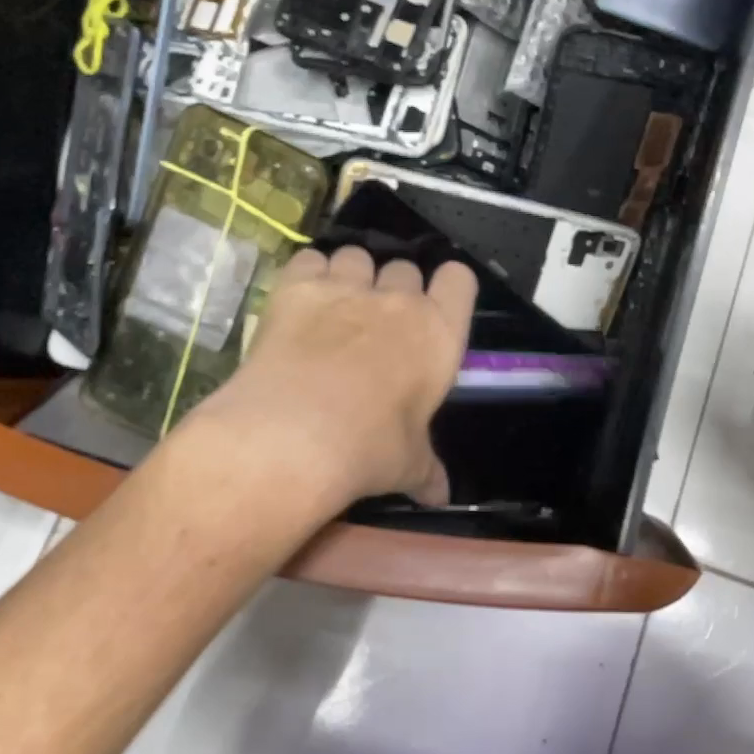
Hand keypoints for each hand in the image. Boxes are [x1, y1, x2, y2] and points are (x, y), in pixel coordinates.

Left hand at [186, 246, 475, 507]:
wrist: (294, 435)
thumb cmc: (369, 449)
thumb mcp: (407, 466)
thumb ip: (426, 472)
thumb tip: (440, 497)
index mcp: (438, 335)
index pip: (459, 280)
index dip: (448, 288)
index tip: (436, 306)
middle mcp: (397, 301)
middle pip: (404, 268)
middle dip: (394, 289)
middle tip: (378, 324)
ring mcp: (345, 288)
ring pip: (356, 256)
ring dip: (350, 276)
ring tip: (335, 308)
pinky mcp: (296, 287)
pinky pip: (310, 258)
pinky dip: (308, 274)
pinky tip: (300, 301)